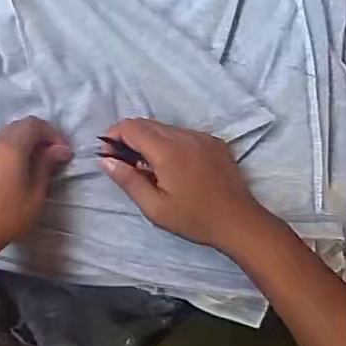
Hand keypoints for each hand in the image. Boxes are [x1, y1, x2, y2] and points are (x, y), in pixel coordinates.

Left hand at [0, 117, 71, 261]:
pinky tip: (9, 172)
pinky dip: (4, 152)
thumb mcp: (35, 194)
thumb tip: (60, 149)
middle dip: (36, 136)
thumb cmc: (7, 217)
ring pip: (2, 137)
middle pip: (17, 127)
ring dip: (19, 144)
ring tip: (31, 164)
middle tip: (50, 155)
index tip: (62, 151)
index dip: (52, 133)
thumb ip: (46, 165)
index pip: (33, 124)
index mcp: (10, 147)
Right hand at [99, 118, 281, 255]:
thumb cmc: (194, 219)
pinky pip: (183, 134)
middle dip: (128, 137)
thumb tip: (105, 160)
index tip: (108, 153)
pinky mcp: (214, 142)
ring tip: (148, 167)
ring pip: (164, 127)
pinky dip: (169, 142)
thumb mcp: (154, 207)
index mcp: (167, 151)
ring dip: (149, 139)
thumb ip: (128, 180)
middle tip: (124, 161)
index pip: (131, 128)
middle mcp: (184, 136)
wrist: (239, 222)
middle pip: (146, 123)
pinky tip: (172, 166)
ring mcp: (201, 137)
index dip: (114, 136)